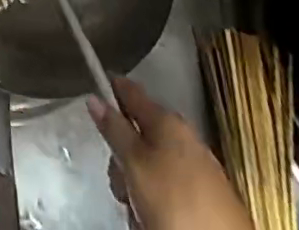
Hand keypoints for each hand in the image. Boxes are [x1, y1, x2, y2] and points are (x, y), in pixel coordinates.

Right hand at [87, 76, 253, 229]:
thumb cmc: (172, 199)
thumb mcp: (134, 163)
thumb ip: (114, 129)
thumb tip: (94, 99)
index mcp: (169, 122)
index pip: (132, 92)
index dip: (110, 88)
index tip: (92, 89)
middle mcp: (185, 137)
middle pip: (138, 131)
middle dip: (121, 151)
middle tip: (117, 173)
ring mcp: (198, 166)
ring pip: (149, 159)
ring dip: (134, 176)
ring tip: (133, 199)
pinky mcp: (206, 194)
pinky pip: (166, 181)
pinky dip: (153, 192)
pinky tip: (151, 210)